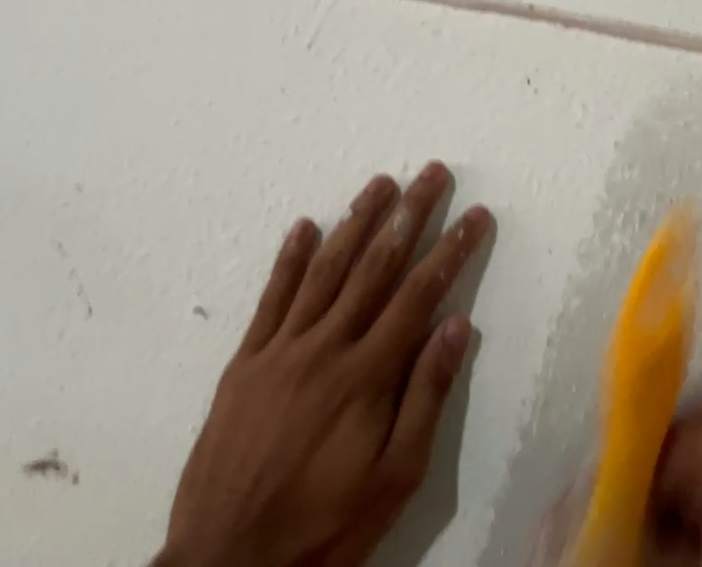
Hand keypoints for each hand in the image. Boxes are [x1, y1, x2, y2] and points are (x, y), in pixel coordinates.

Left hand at [157, 163, 492, 566]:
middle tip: (432, 172)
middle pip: (374, 266)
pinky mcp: (244, 364)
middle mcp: (325, 348)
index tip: (476, 214)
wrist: (226, 562)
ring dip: (355, 221)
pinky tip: (304, 227)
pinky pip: (270, 300)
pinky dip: (289, 260)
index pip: (419, 295)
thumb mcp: (395, 476)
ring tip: (380, 183)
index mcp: (367, 375)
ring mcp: (279, 351)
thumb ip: (425, 396)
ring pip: (324, 270)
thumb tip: (456, 327)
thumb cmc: (325, 523)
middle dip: (409, 215)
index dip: (452, 250)